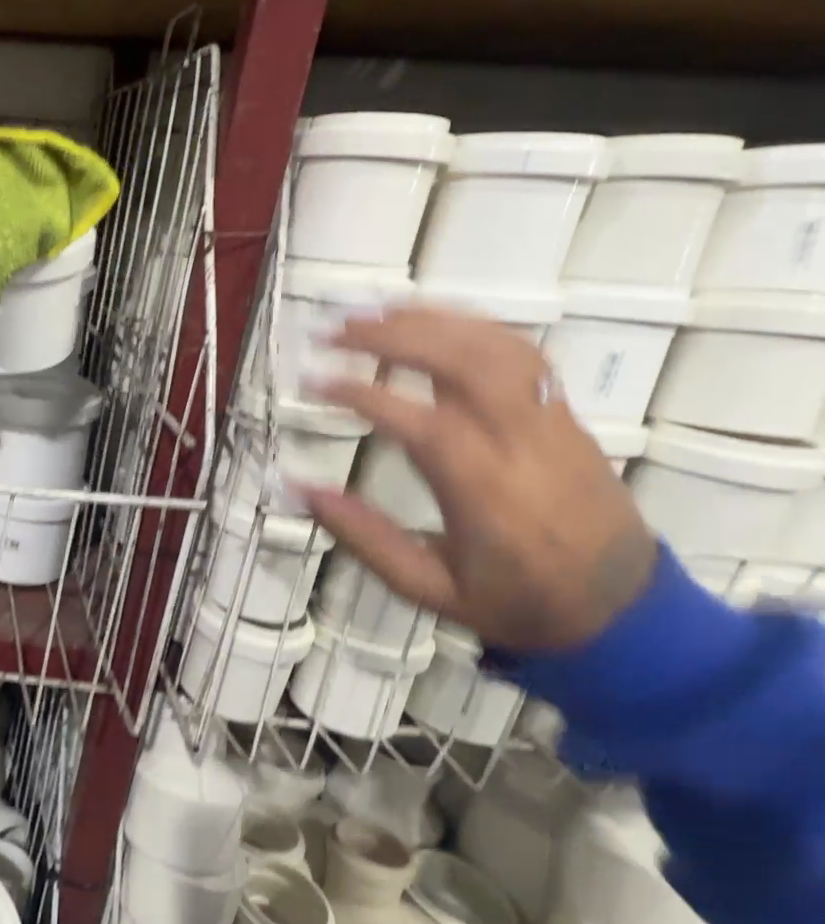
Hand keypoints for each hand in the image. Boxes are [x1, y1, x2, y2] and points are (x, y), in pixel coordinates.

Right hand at [301, 306, 657, 653]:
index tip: (313, 382)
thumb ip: (363, 537)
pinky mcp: (564, 415)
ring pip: (498, 347)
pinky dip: (472, 326)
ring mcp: (551, 423)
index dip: (364, 394)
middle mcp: (523, 445)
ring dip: (432, 320)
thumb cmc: (515, 602)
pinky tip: (432, 322)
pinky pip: (522, 354)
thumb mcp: (428, 588)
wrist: (624, 611)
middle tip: (334, 329)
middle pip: (466, 363)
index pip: (422, 422)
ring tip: (373, 312)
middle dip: (395, 336)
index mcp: (486, 493)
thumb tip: (299, 488)